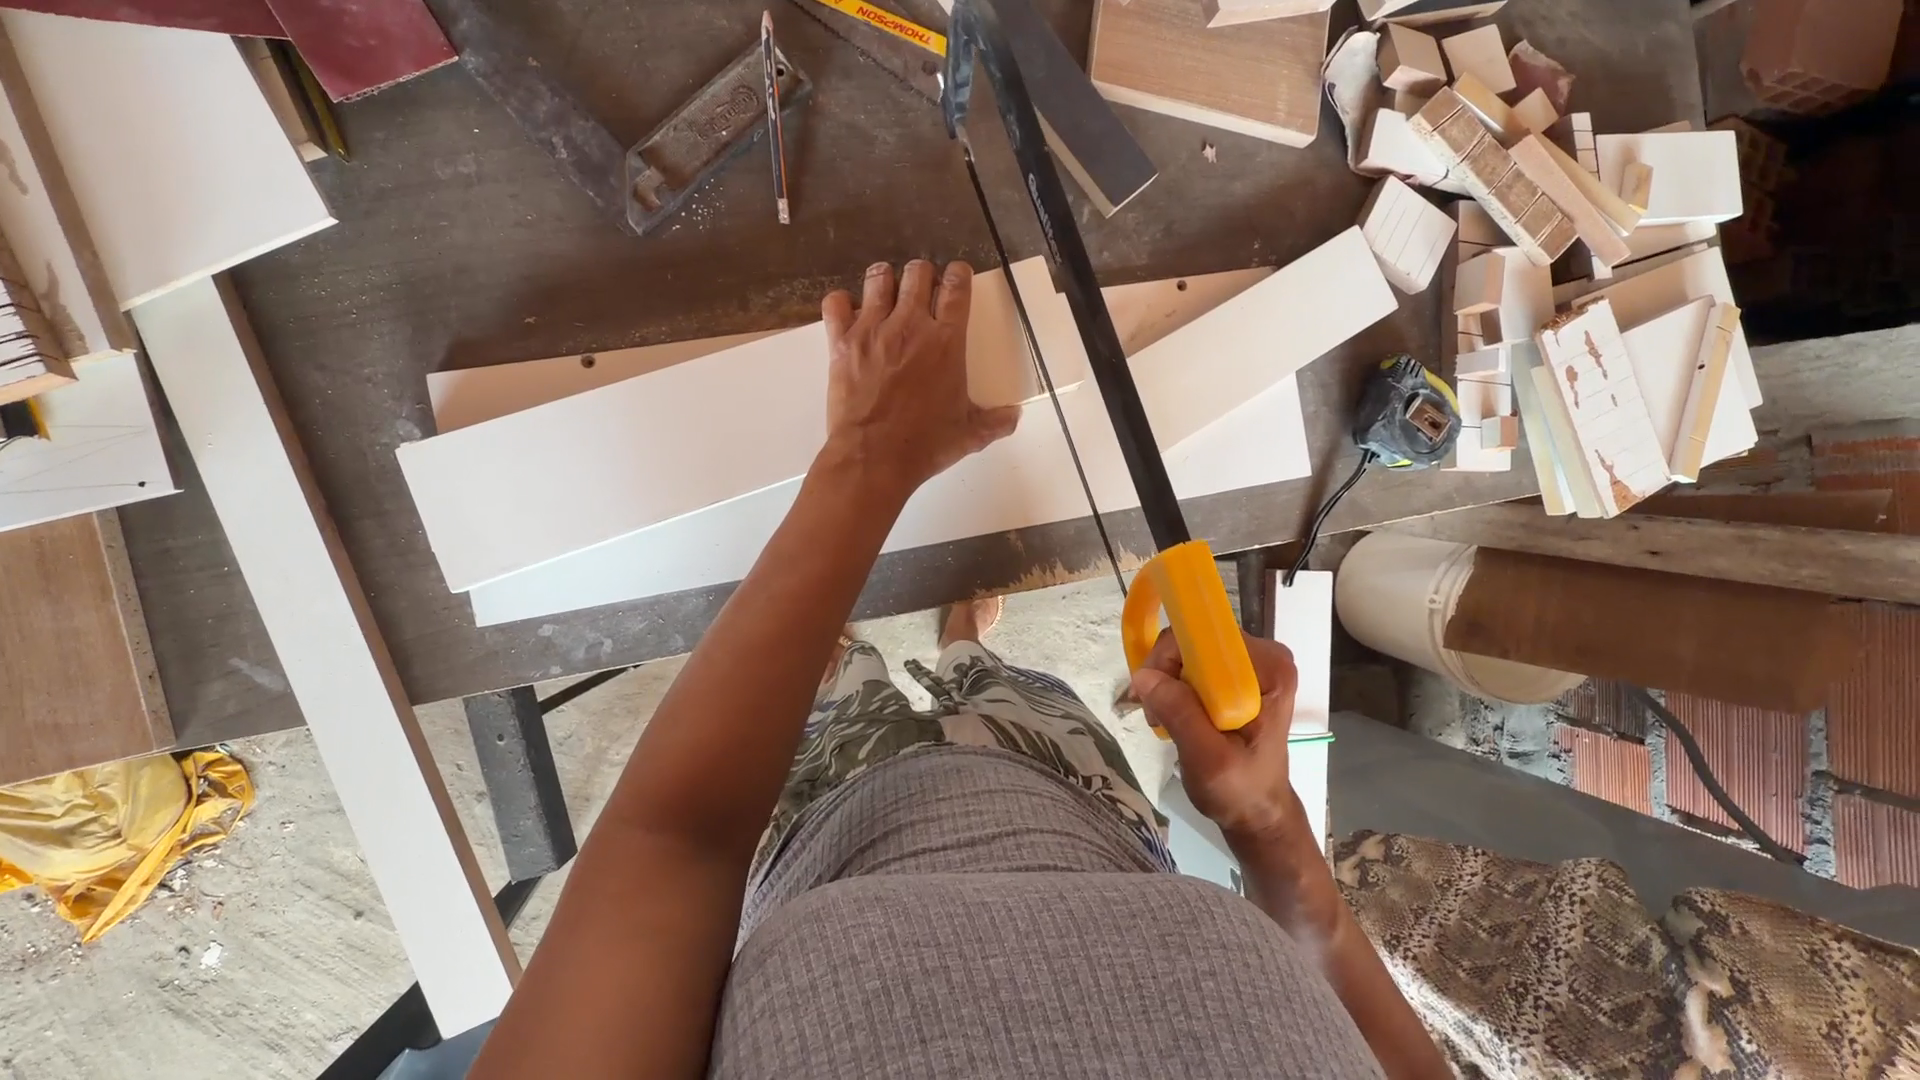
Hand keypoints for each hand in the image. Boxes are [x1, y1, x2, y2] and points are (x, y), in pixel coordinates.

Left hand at [820, 260, 1019, 499]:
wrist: (874, 456)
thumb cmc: (925, 444)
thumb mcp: (969, 435)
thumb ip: (995, 422)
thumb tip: (1014, 416)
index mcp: (947, 341)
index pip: (956, 287)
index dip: (958, 275)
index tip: (956, 277)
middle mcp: (911, 325)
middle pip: (917, 273)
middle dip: (922, 275)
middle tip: (921, 289)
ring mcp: (873, 329)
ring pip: (878, 278)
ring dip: (885, 280)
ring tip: (886, 291)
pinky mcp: (842, 342)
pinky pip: (836, 303)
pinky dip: (841, 303)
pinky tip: (848, 313)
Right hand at [1131, 629, 1309, 846]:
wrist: (1257, 811)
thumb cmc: (1240, 790)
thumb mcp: (1208, 760)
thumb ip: (1180, 714)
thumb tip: (1144, 675)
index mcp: (1270, 671)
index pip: (1206, 638)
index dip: (1172, 659)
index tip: (1154, 696)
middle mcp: (1265, 658)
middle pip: (1194, 640)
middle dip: (1165, 673)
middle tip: (1156, 714)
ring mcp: (1250, 664)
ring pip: (1187, 651)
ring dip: (1166, 683)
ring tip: (1164, 721)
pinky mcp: (1236, 674)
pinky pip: (1191, 663)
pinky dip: (1174, 686)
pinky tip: (1174, 715)